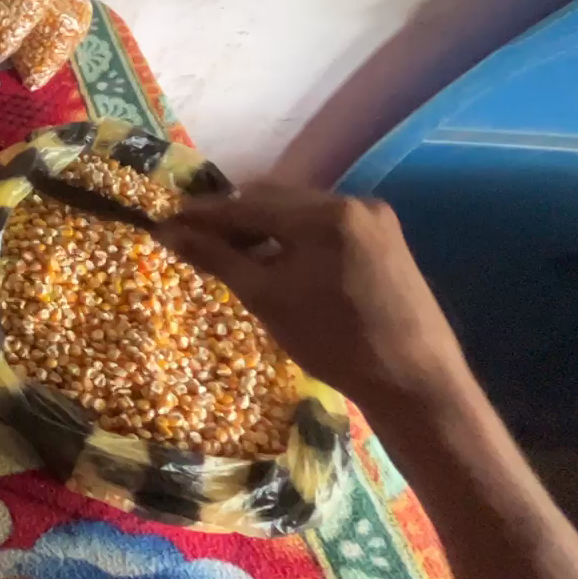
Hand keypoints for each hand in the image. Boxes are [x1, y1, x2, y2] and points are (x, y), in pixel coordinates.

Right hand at [155, 185, 473, 417]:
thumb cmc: (331, 340)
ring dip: (255, 226)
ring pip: (292, 209)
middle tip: (191, 241)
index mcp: (323, 214)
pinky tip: (268, 259)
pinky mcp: (380, 237)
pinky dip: (285, 235)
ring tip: (226, 253)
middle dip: (227, 218)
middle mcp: (350, 203)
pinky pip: (317, 222)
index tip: (163, 224)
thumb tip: (166, 231)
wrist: (414, 381)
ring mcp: (371, 218)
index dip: (199, 215)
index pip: (243, 204)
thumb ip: (213, 256)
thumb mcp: (262, 296)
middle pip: (268, 198)